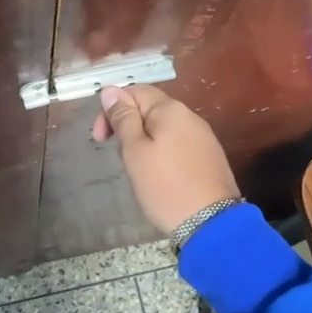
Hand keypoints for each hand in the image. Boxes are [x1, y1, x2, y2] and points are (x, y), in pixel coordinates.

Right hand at [92, 84, 240, 234]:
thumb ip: (123, 118)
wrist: (210, 222)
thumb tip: (110, 90)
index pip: (133, 91)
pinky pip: (177, 143)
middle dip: (127, 127)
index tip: (101, 138)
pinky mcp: (208, 155)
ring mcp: (202, 136)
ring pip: (162, 128)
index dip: (111, 109)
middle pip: (149, 109)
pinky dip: (161, 152)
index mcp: (170, 109)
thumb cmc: (164, 186)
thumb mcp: (135, 151)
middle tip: (121, 158)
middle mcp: (189, 116)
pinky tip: (160, 175)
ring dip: (143, 141)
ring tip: (139, 170)